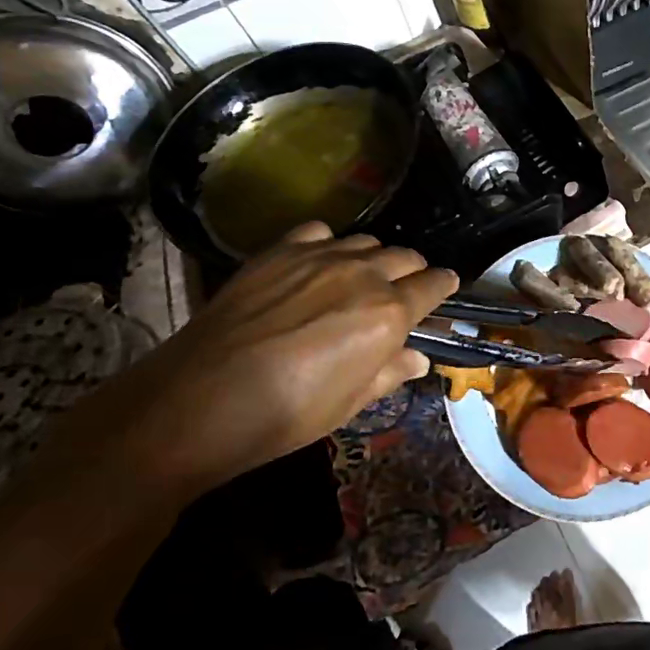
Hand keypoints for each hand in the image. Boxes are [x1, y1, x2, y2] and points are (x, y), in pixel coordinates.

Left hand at [23, 223, 457, 506]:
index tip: (446, 286)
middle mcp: (362, 274)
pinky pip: (319, 233)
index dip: (443, 285)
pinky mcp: (281, 250)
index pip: (432, 285)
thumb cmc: (285, 415)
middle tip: (402, 290)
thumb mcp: (348, 406)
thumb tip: (416, 357)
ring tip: (358, 278)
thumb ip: (388, 372)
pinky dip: (328, 245)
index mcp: (388, 314)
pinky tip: (316, 264)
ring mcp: (319, 256)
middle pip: (403, 256)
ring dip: (372, 258)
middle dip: (411, 271)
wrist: (203, 396)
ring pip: (364, 242)